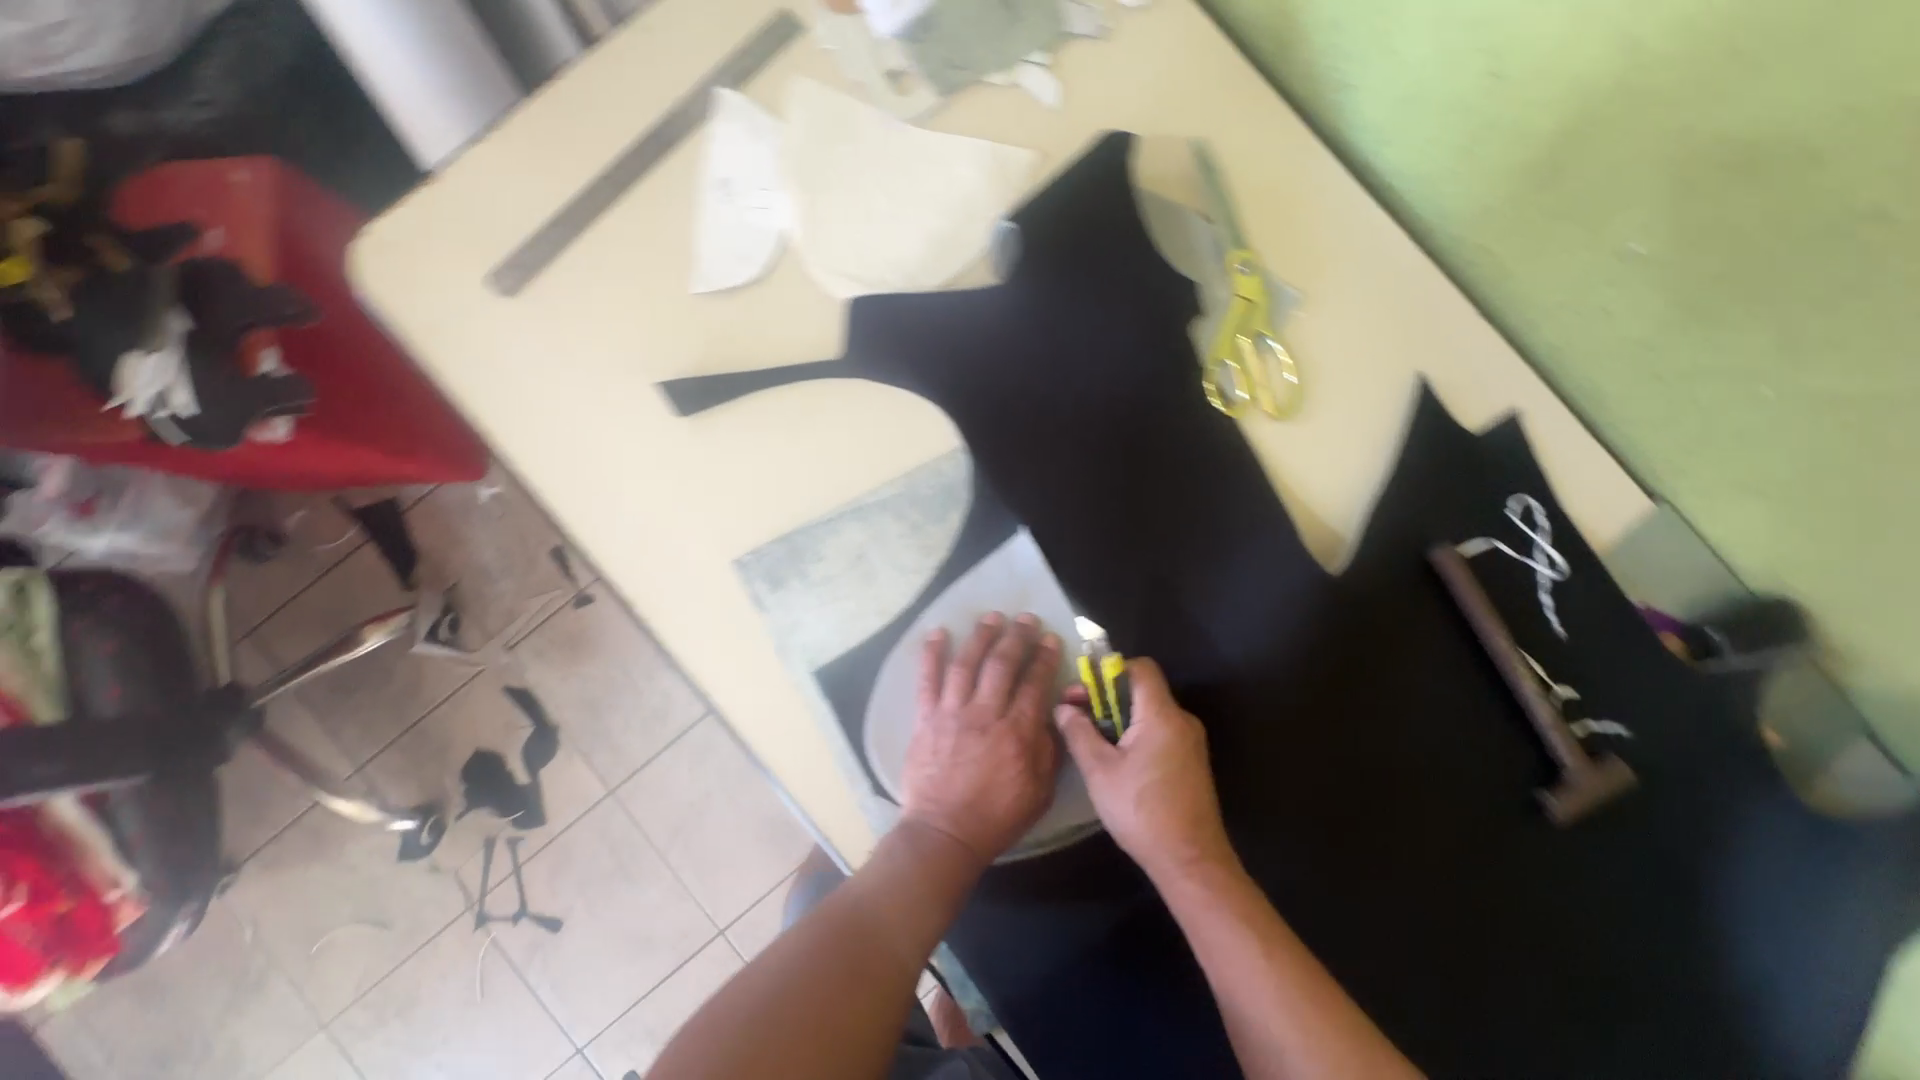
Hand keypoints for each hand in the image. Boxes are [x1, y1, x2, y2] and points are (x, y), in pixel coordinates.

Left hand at [900, 613, 1062, 866]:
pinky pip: (928, 680)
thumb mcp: (1040, 792)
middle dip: (1016, 638)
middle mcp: (986, 715)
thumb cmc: (996, 817)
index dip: (1044, 658)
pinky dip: (931, 654)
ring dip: (981, 637)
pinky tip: (938, 633)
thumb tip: (1053, 715)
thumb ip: (1049, 750)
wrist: (945, 833)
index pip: (1034, 684)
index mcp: (1017, 733)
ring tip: (992, 617)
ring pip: (967, 664)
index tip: (1050, 639)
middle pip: (1002, 665)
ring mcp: (952, 714)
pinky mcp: (926, 719)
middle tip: (1025, 619)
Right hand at [1055, 657, 1234, 881]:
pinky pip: (1160, 734)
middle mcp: (1182, 721)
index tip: (1084, 691)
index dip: (1110, 669)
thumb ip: (1079, 732)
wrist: (1190, 860)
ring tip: (1091, 742)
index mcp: (1162, 715)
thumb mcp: (1099, 771)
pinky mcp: (1191, 763)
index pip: (1141, 668)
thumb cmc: (1142, 811)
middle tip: (1076, 717)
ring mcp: (1191, 743)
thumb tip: (1063, 707)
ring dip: (1120, 720)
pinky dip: (1136, 737)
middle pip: (1143, 691)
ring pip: (1150, 715)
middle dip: (1108, 698)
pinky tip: (1116, 763)